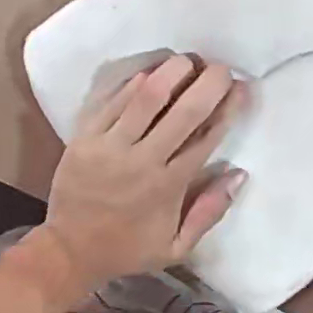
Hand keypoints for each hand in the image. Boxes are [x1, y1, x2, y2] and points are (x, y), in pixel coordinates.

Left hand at [15, 55, 246, 301]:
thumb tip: (239, 174)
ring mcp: (110, 147)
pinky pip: (111, 102)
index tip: (242, 87)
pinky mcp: (84, 139)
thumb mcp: (175, 248)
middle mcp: (142, 161)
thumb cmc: (126, 250)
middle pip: (184, 110)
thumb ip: (208, 213)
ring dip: (172, 72)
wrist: (70, 250)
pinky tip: (149, 74)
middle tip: (219, 68)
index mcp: (169, 186)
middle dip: (209, 82)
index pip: (207, 137)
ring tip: (186, 62)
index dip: (229, 108)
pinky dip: (134, 84)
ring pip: (146, 96)